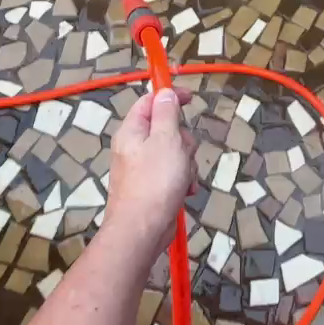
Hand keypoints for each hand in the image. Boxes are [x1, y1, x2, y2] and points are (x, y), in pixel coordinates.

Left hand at [105, 85, 196, 254]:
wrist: (141, 231)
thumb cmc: (155, 181)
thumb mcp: (166, 139)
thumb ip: (167, 113)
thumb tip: (164, 93)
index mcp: (132, 131)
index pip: (150, 101)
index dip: (170, 96)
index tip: (191, 98)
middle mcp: (135, 146)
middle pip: (167, 127)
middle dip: (183, 139)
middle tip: (183, 152)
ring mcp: (143, 167)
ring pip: (175, 151)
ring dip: (186, 162)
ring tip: (183, 177)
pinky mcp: (152, 186)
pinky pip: (174, 172)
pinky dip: (182, 178)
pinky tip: (184, 191)